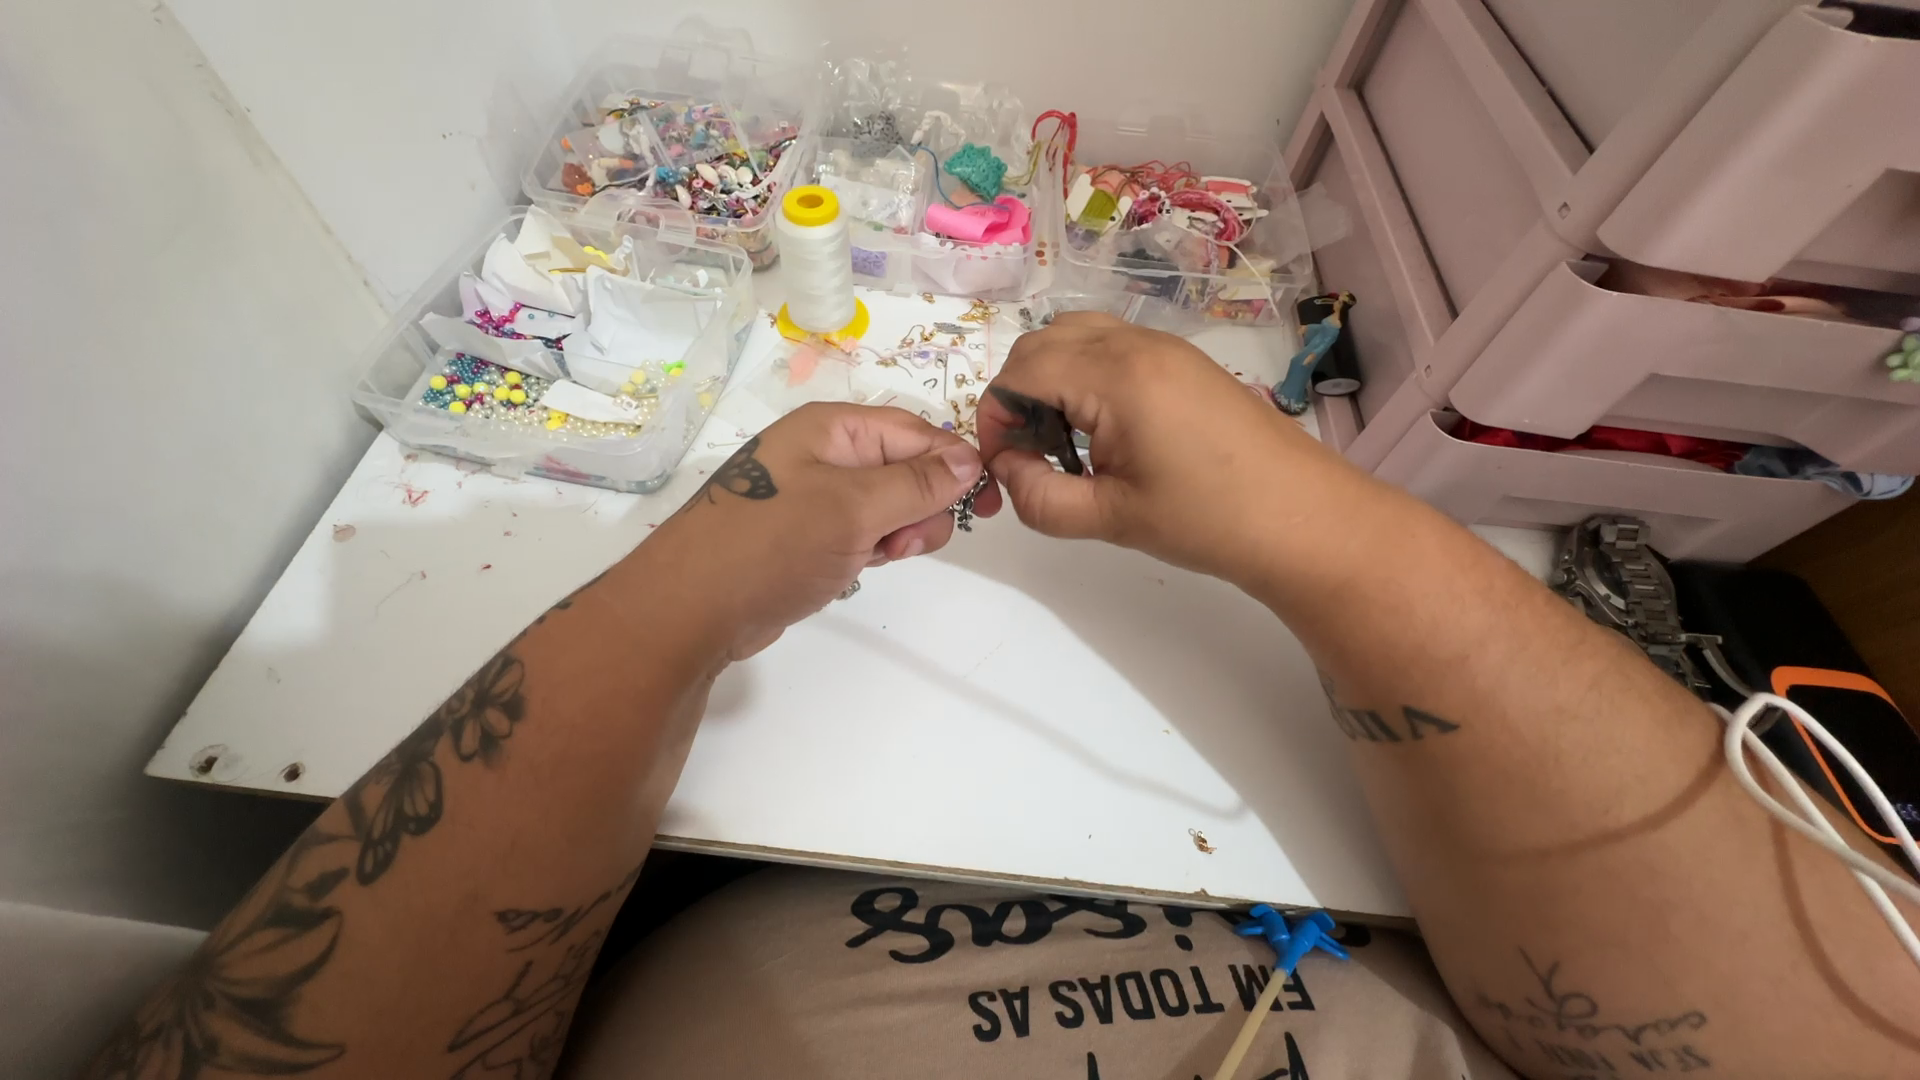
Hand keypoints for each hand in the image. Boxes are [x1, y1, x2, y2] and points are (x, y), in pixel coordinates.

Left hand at [640, 403, 998, 660]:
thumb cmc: (772, 545)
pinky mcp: (810, 536)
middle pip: (904, 467)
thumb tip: (968, 461)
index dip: (953, 462)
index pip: (914, 432)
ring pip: (888, 504)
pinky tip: (865, 565)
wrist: (692, 610)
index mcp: (832, 429)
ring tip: (883, 555)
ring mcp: (816, 497)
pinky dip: (876, 546)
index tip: (985, 501)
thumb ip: (916, 483)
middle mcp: (825, 455)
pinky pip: (864, 531)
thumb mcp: (852, 508)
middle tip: (910, 540)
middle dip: (923, 503)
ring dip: (901, 529)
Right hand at [976, 313, 1340, 581]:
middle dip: (1017, 395)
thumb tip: (1005, 469)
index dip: (994, 417)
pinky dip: (1084, 378)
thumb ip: (1038, 497)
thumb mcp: (1109, 519)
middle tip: (1029, 455)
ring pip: (1076, 337)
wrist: (1302, 519)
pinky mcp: (1183, 362)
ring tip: (1064, 443)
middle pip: (1042, 344)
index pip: (1021, 371)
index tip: (1001, 467)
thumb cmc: (1206, 521)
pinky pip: (1111, 348)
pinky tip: (1102, 434)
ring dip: (1050, 381)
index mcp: (1116, 377)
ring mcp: (1164, 347)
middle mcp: (1137, 345)